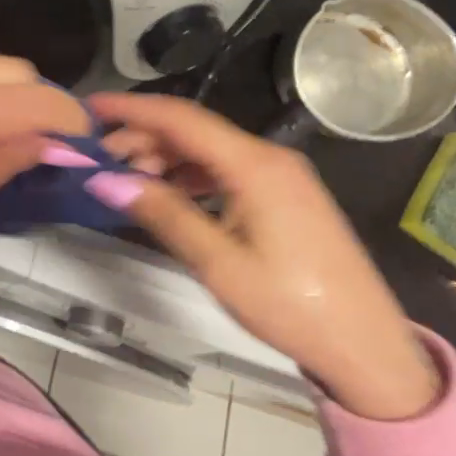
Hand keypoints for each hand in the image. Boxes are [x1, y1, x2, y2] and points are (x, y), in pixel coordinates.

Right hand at [89, 93, 440, 420]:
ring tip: (123, 179)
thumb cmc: (291, 306)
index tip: (88, 107)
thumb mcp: (217, 263)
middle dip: (141, 137)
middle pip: (193, 131)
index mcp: (255, 165)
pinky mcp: (283, 197)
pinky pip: (224, 170)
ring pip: (207, 150)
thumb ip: (162, 214)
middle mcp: (269, 158)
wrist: (367, 348)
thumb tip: (104, 179)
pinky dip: (188, 175)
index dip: (131, 108)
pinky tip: (164, 194)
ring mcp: (280, 177)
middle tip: (97, 158)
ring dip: (163, 158)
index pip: (181, 118)